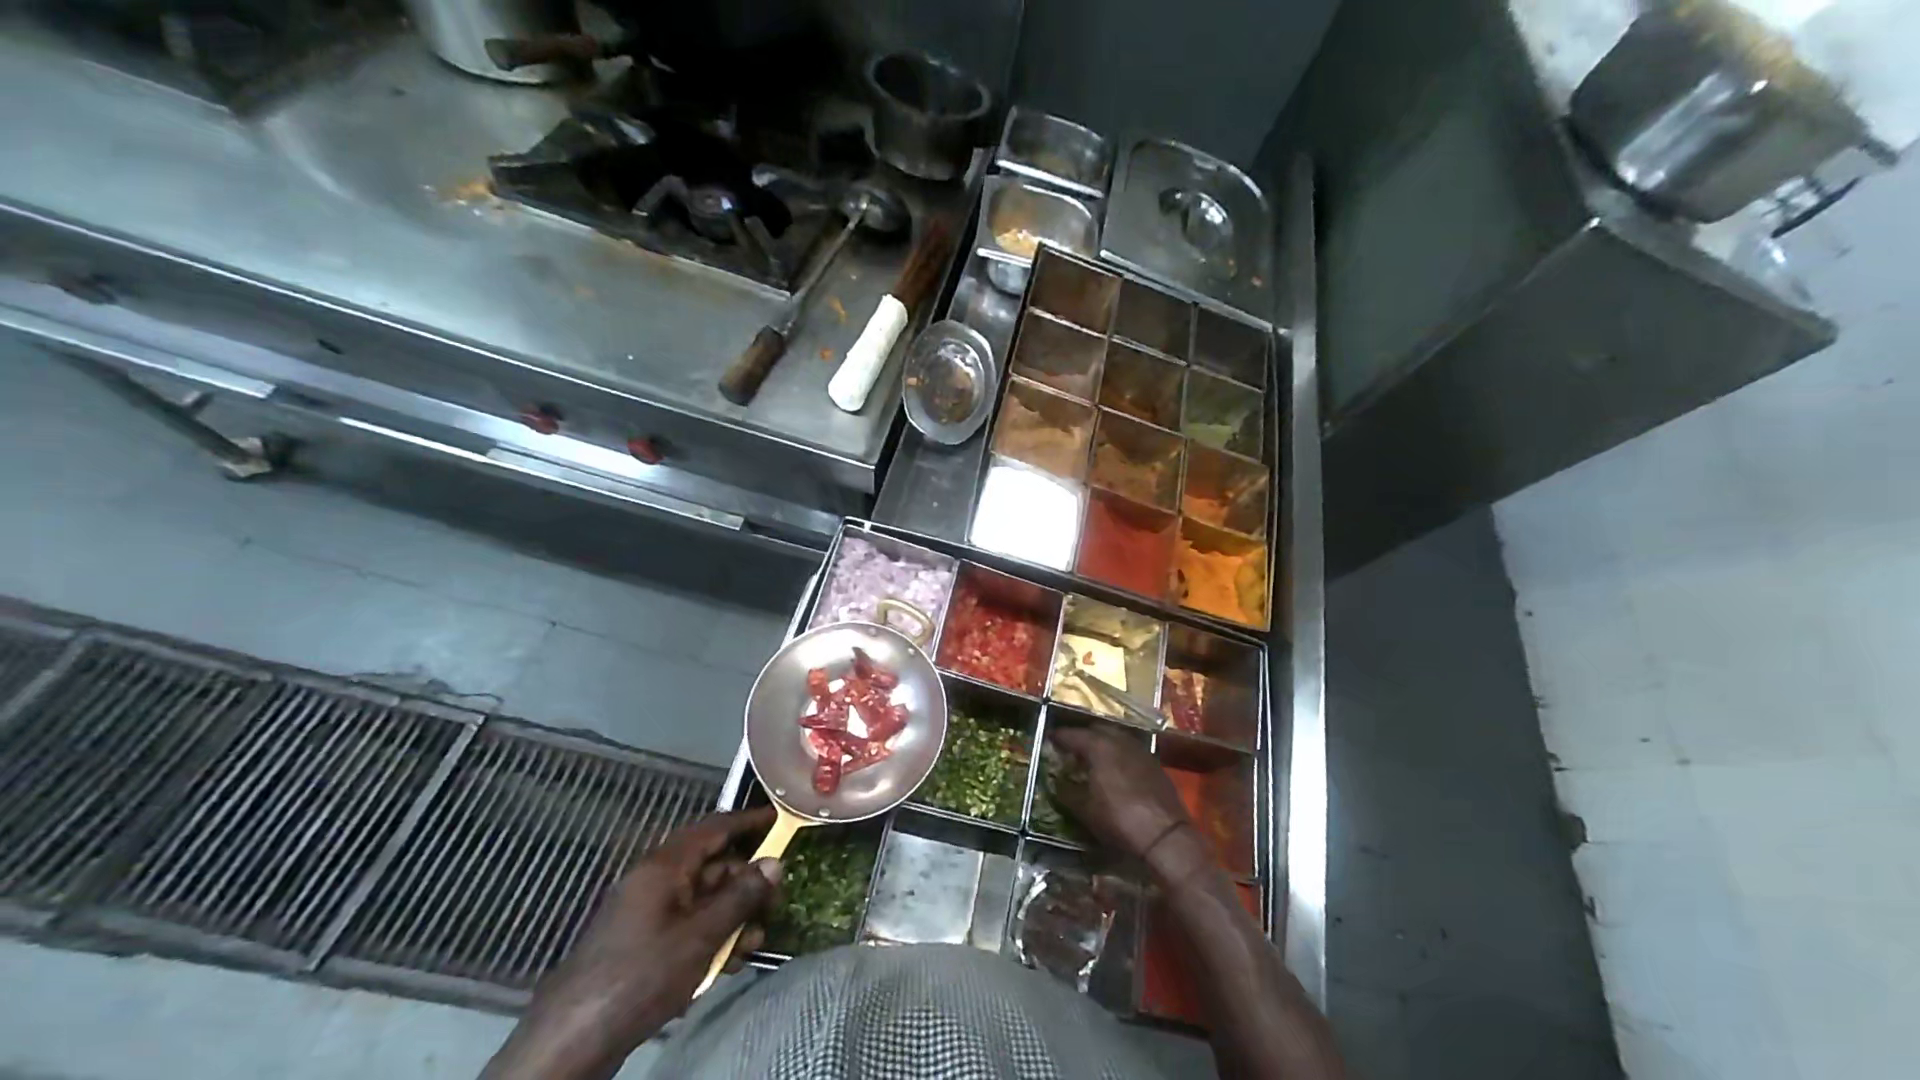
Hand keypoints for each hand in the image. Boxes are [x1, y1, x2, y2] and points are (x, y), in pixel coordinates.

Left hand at [483, 808, 781, 1079]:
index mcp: (664, 867)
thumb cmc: (641, 975)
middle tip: (777, 899)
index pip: (713, 828)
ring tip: (755, 941)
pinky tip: (730, 962)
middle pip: (711, 866)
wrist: (574, 1038)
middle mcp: (655, 881)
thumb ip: (741, 897)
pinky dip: (711, 937)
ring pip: (702, 900)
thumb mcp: (701, 936)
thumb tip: (775, 862)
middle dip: (747, 882)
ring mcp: (647, 913)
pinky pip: (687, 926)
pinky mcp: (644, 943)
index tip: (779, 819)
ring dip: (733, 916)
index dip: (748, 821)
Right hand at [1048, 725, 1193, 864]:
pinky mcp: (1155, 763)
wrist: (1165, 835)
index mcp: (1099, 746)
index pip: (1072, 734)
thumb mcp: (1084, 810)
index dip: (1058, 736)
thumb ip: (1066, 792)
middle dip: (1082, 736)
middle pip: (1096, 729)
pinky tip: (1115, 768)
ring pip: (1116, 737)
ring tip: (1092, 756)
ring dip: (1102, 742)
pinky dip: (1118, 753)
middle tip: (1071, 747)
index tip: (1049, 739)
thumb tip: (1056, 783)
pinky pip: (1130, 749)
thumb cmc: (1118, 819)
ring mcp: (1140, 750)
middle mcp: (1120, 740)